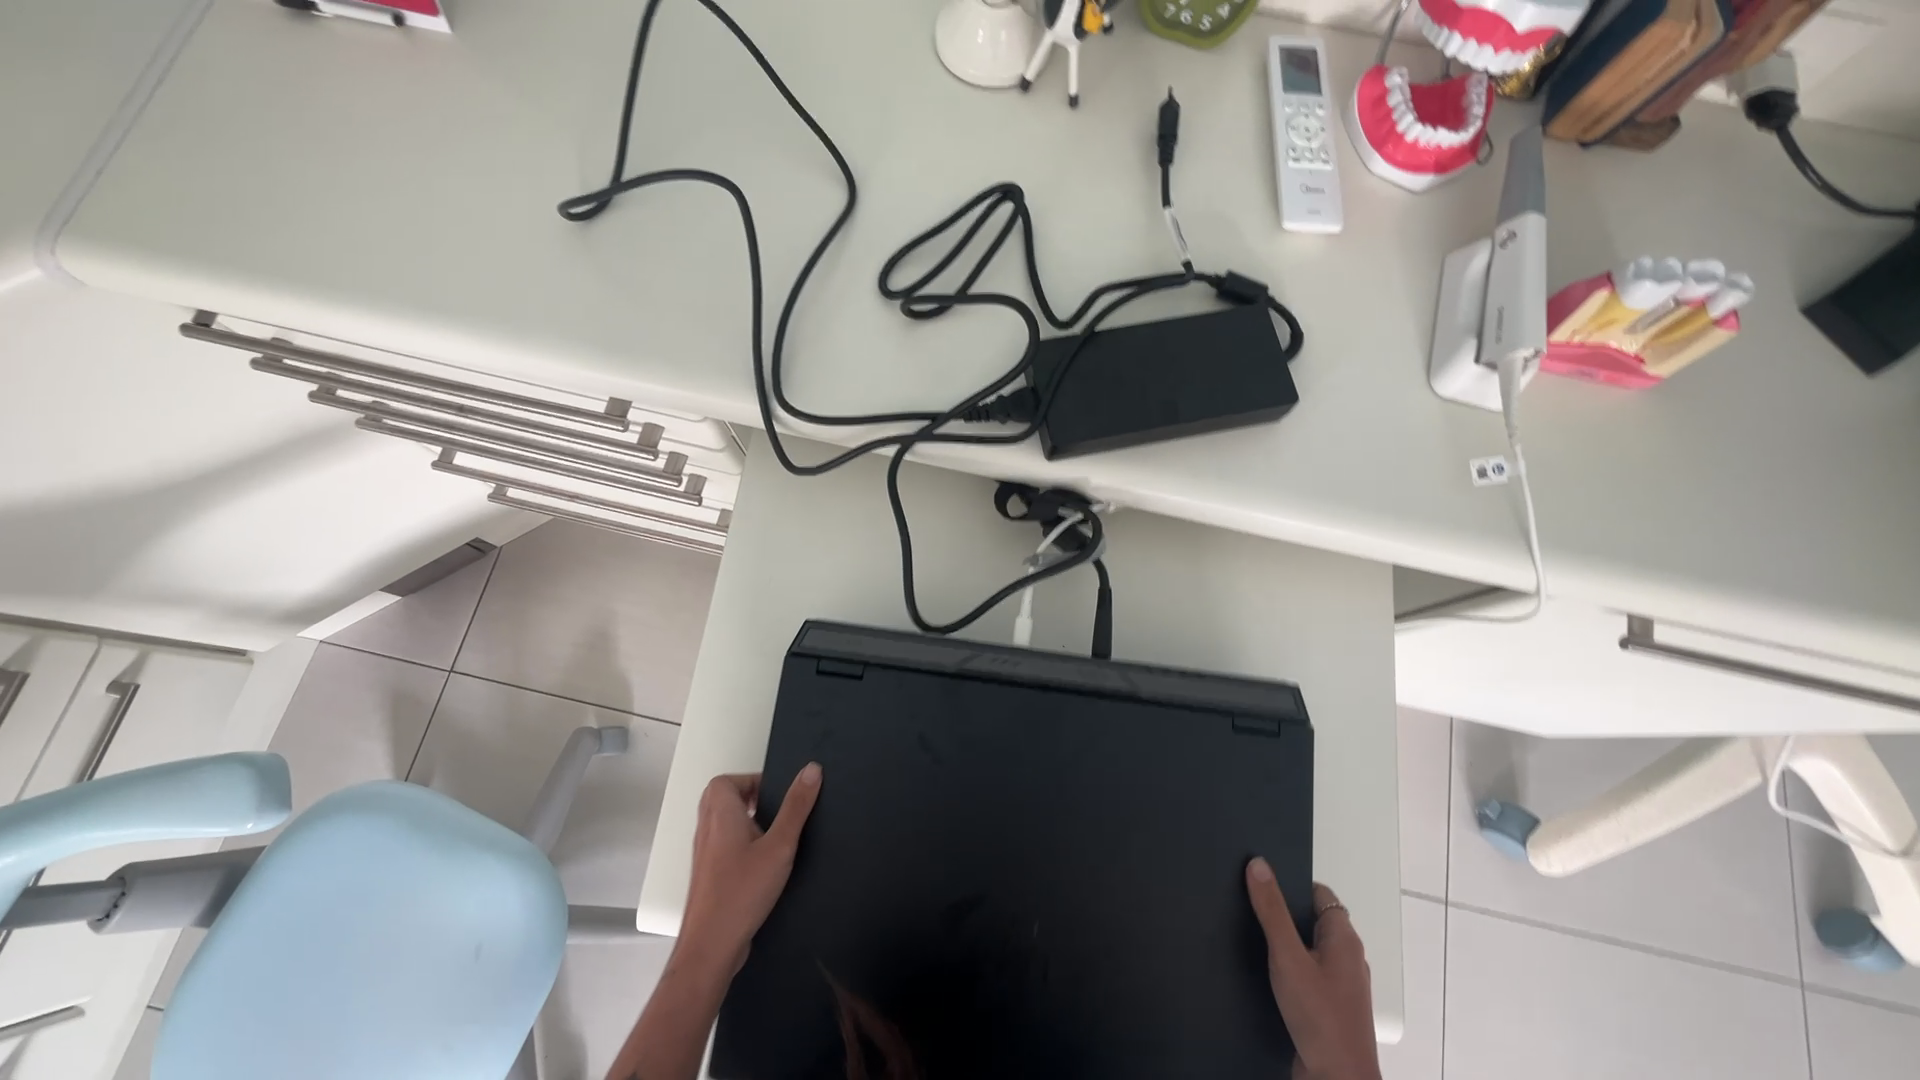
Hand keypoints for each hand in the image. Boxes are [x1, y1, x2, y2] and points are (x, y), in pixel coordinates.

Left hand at [677, 764, 822, 975]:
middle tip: (776, 810)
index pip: (726, 780)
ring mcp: (704, 854)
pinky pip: (722, 845)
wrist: (711, 945)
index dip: (750, 780)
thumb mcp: (780, 845)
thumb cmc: (743, 890)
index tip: (777, 794)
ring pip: (722, 823)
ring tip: (775, 836)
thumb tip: (812, 769)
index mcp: (720, 814)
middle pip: (721, 798)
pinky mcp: (708, 876)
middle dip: (749, 798)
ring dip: (746, 821)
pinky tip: (764, 864)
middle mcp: (707, 829)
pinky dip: (741, 843)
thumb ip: (796, 807)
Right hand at [1245, 860, 1381, 1079]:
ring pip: (1308, 949)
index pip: (1319, 894)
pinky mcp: (1329, 1007)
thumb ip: (1272, 911)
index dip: (1290, 883)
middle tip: (1246, 904)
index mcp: (1344, 938)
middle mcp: (1347, 958)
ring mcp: (1340, 985)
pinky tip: (1262, 973)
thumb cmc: (1319, 1015)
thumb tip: (1259, 863)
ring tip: (1248, 935)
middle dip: (1282, 912)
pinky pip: (1306, 973)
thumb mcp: (1287, 957)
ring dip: (1283, 942)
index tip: (1258, 879)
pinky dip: (1287, 967)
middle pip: (1312, 920)